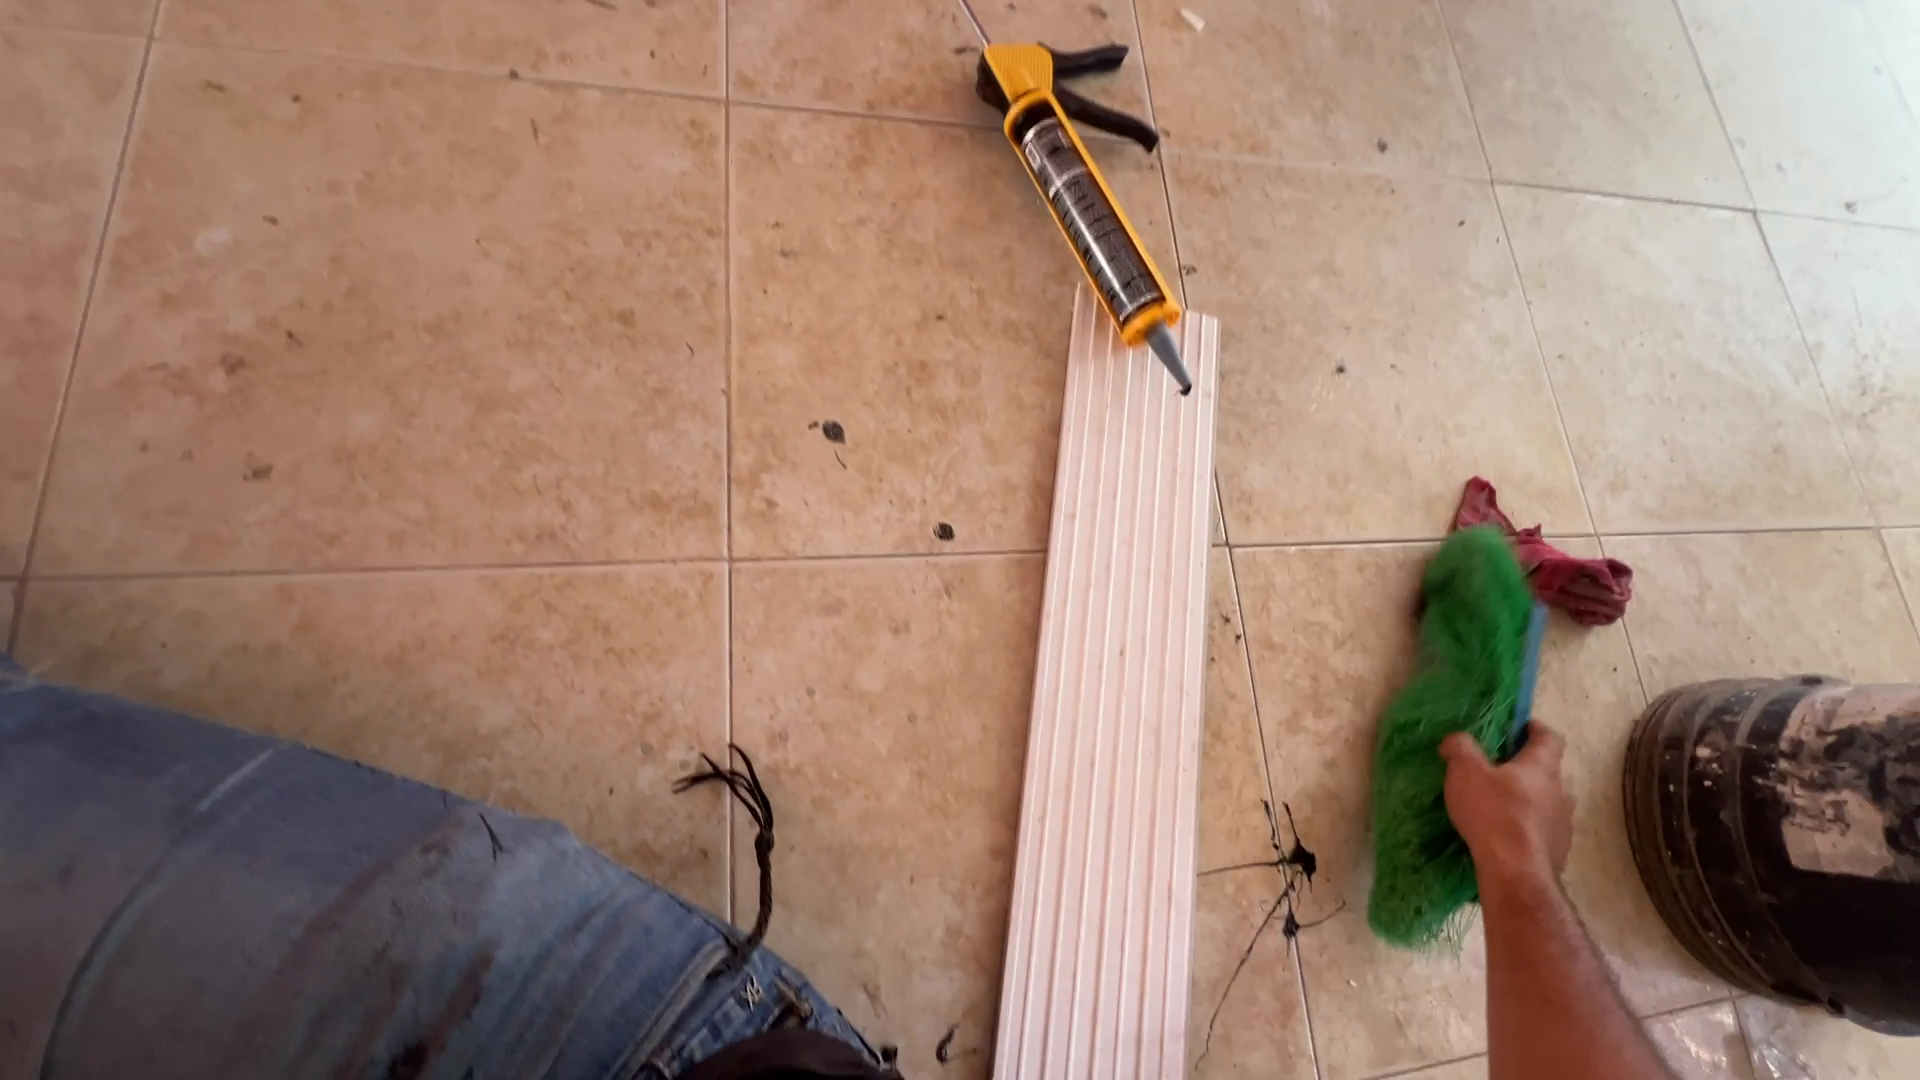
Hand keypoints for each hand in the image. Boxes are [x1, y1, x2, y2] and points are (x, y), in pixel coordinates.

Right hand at [1439, 725, 1574, 894]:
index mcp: (1541, 768)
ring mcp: (1563, 824)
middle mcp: (1561, 792)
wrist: (1516, 872)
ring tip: (1495, 806)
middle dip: (1522, 769)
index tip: (1518, 726)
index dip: (1535, 728)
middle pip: (1545, 772)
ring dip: (1524, 800)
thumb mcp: (1465, 771)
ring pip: (1544, 802)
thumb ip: (1460, 748)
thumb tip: (1457, 740)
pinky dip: (1524, 826)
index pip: (1549, 738)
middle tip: (1493, 770)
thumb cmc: (1493, 812)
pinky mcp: (1558, 850)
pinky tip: (1501, 834)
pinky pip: (1541, 829)